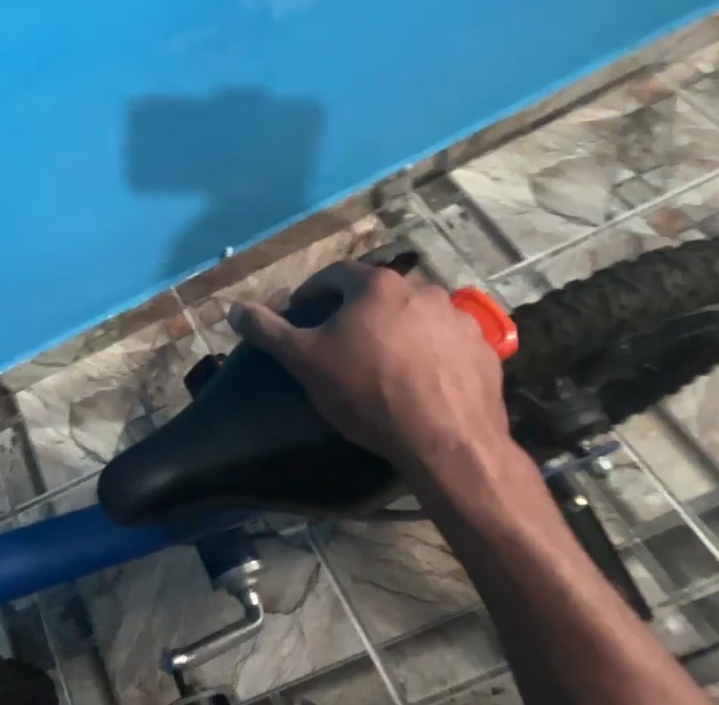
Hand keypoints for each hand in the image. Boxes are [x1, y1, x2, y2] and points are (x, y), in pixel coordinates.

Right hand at [229, 261, 510, 476]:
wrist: (447, 443)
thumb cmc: (368, 393)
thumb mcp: (305, 361)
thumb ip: (268, 330)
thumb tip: (234, 309)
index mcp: (377, 285)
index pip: (334, 275)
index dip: (312, 294)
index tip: (302, 317)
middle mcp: (423, 290)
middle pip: (377, 295)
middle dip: (356, 313)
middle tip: (340, 345)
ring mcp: (459, 320)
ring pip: (414, 317)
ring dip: (396, 331)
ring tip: (382, 365)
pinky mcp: (485, 351)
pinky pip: (446, 342)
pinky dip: (430, 353)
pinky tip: (419, 381)